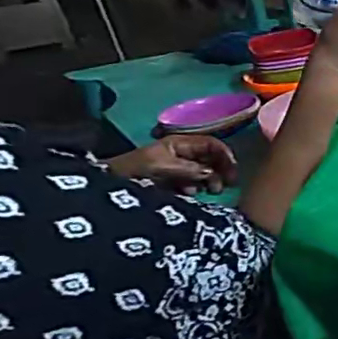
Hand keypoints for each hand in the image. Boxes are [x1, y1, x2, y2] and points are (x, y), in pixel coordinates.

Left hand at [107, 134, 237, 194]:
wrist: (105, 186)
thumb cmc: (133, 170)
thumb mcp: (162, 167)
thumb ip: (189, 170)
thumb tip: (214, 175)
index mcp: (181, 143)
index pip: (212, 145)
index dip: (225, 156)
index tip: (232, 173)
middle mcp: (181, 153)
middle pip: (211, 158)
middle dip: (220, 170)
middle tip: (223, 187)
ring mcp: (176, 168)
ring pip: (203, 172)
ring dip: (209, 181)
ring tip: (209, 192)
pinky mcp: (170, 183)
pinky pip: (190, 184)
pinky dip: (194, 188)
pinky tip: (189, 195)